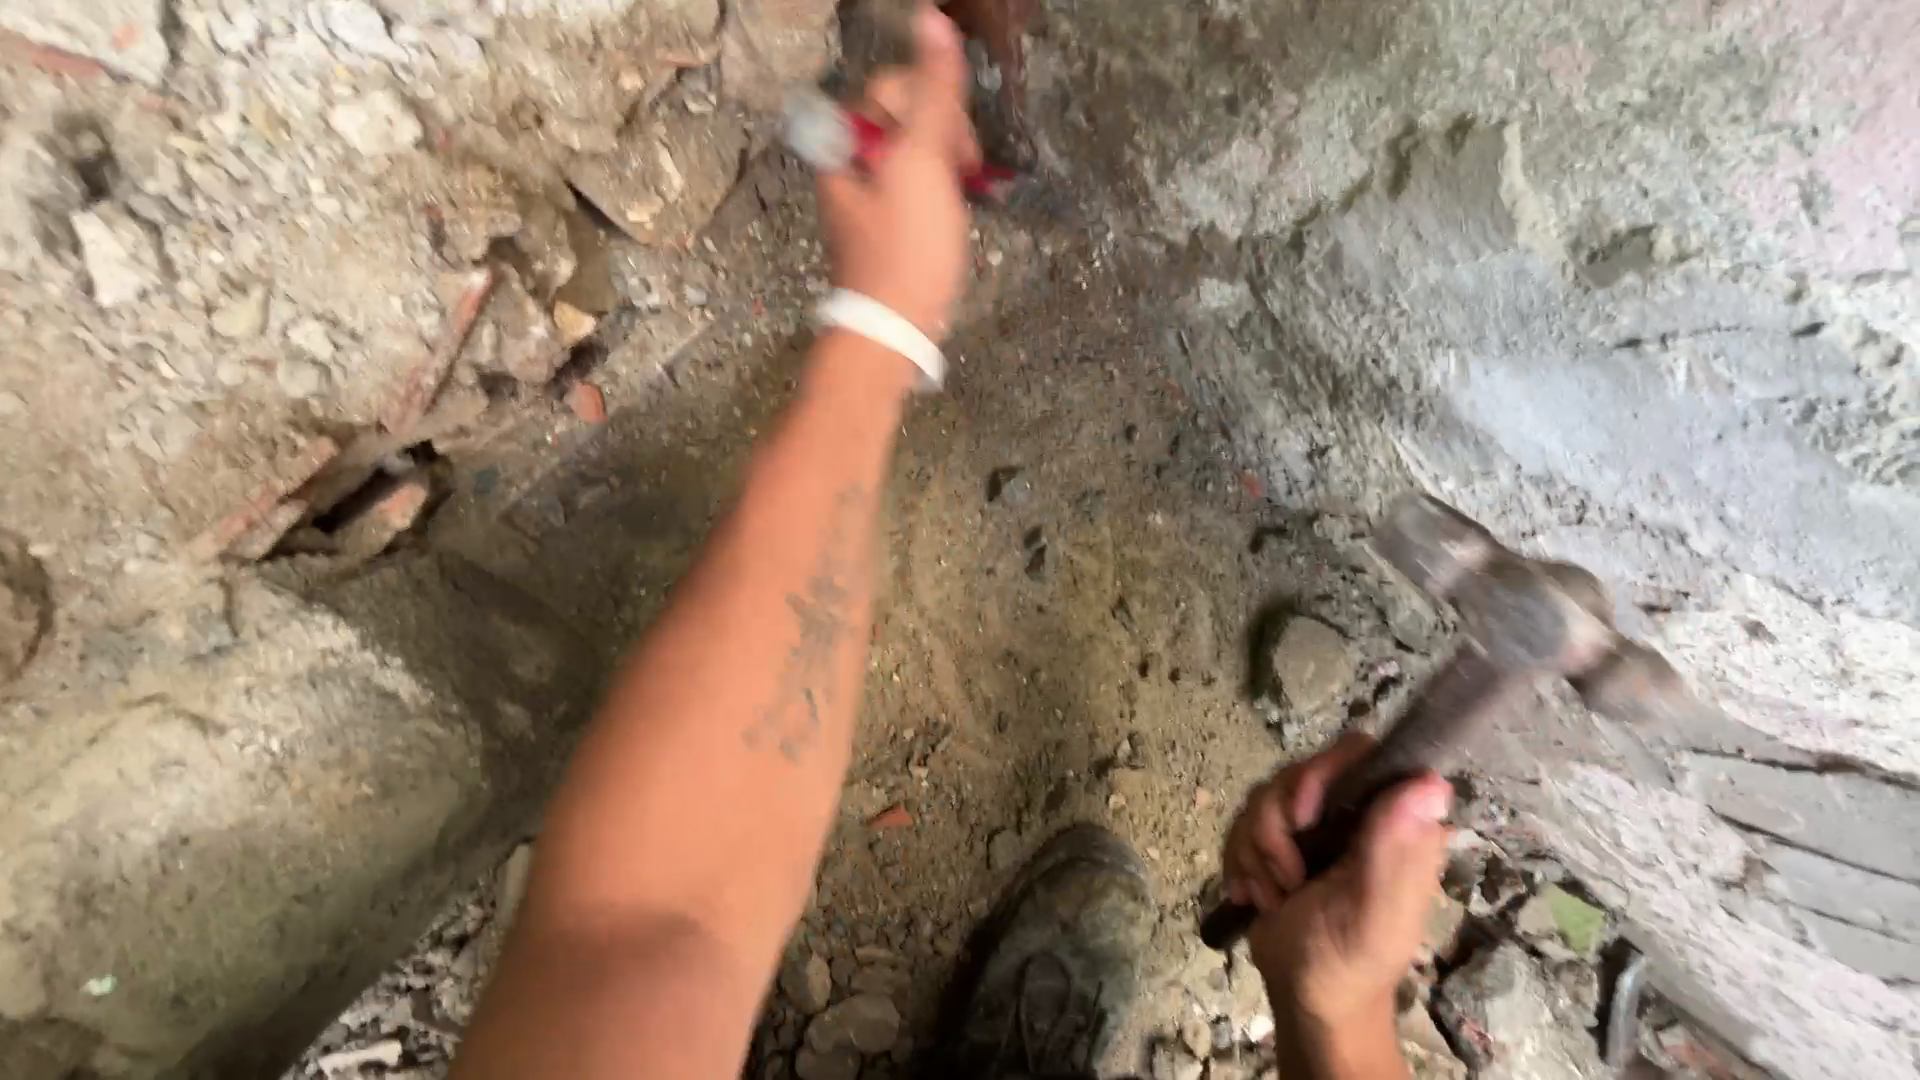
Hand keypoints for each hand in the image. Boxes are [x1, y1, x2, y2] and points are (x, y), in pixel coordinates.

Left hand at [816, 8, 978, 341]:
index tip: (957, 144)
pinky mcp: (881, 230)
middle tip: (964, 173)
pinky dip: (937, 198)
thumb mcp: (922, 162)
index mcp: (844, 142)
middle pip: (902, 121)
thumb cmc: (906, 249)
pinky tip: (950, 220)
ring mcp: (862, 200)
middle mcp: (846, 165)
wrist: (893, 327)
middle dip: (942, 139)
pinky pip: (913, 193)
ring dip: (945, 170)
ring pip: (913, 158)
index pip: (891, 87)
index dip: (932, 105)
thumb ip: (932, 92)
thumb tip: (931, 20)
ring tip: (960, 201)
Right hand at [1221, 735, 1451, 1042]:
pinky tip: (1257, 895)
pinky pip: (1239, 822)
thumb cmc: (1348, 962)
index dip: (1321, 774)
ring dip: (1257, 852)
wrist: (1306, 1001)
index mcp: (1391, 823)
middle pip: (1295, 774)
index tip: (1304, 819)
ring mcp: (1312, 827)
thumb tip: (1429, 780)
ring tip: (1276, 895)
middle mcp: (1352, 815)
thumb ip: (1396, 847)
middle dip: (1276, 828)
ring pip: (1261, 798)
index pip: (1355, 754)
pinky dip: (1241, 861)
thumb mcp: (1375, 910)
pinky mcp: (1276, 841)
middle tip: (1289, 876)